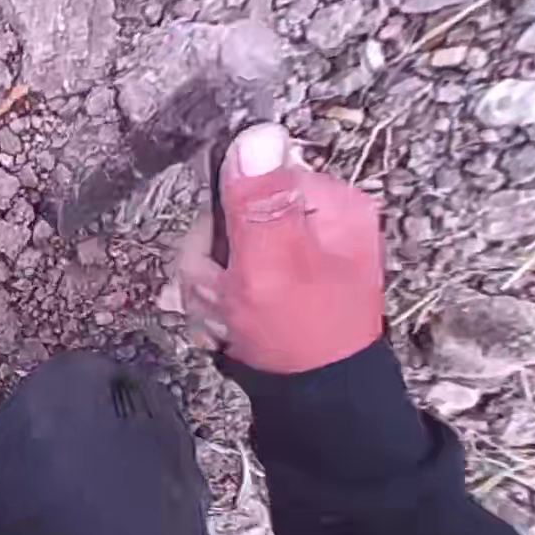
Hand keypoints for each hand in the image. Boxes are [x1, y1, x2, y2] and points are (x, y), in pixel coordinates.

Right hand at [177, 123, 385, 373]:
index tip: (226, 260)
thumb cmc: (299, 337)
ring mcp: (289, 249)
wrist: (310, 400)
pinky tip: (230, 319)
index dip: (220, 221)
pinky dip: (215, 298)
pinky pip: (220, 271)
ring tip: (229, 313)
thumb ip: (260, 203)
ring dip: (208, 285)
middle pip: (223, 214)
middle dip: (210, 261)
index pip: (244, 178)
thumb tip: (256, 134)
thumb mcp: (274, 266)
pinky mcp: (271, 273)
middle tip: (228, 295)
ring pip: (214, 247)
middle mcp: (309, 221)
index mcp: (326, 205)